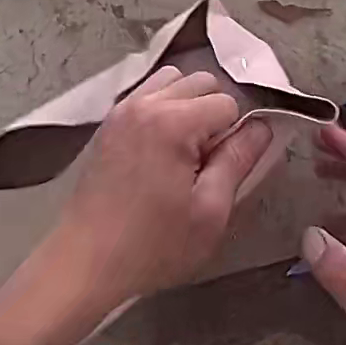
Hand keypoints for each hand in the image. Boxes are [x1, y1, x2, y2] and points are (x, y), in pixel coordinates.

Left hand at [39, 65, 274, 310]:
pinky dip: (165, 104)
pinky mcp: (110, 120)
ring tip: (184, 146)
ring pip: (176, 79)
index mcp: (174, 122)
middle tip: (206, 159)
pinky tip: (161, 143)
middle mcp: (148, 103)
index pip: (228, 103)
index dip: (234, 135)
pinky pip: (150, 90)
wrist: (82, 265)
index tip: (221, 168)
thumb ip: (240, 160)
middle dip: (214, 113)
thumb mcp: (210, 211)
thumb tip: (263, 126)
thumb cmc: (151, 245)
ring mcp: (124, 108)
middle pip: (204, 82)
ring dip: (189, 103)